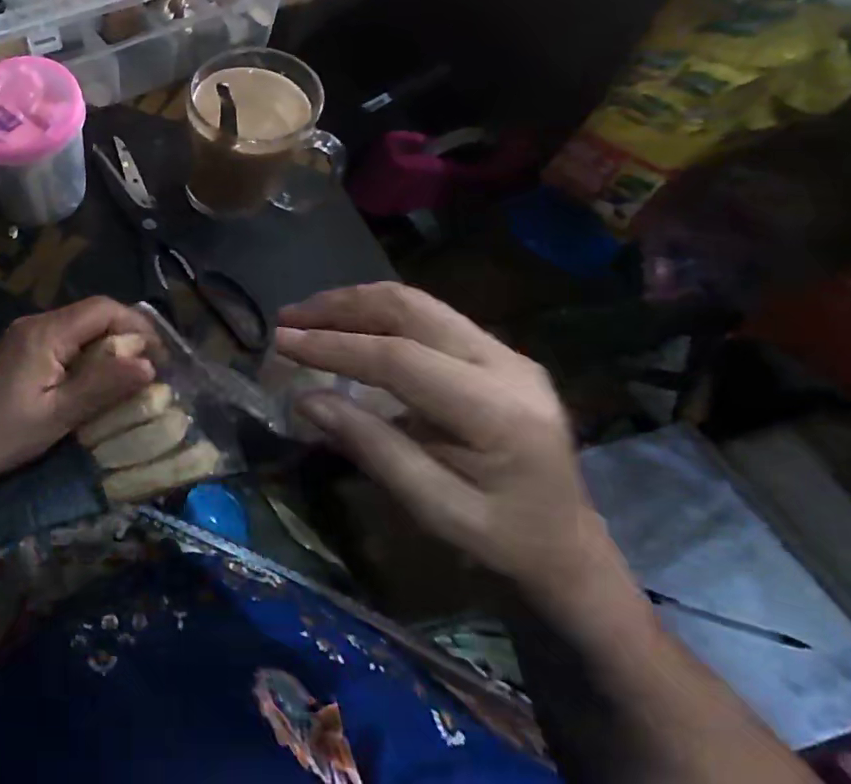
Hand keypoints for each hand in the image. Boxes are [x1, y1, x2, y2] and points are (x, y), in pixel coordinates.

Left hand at [0, 297, 155, 497]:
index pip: (103, 308)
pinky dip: (86, 356)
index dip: (137, 326)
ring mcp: (23, 336)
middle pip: (92, 314)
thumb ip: (103, 385)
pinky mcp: (18, 352)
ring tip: (129, 378)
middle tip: (150, 371)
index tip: (161, 358)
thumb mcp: (58, 414)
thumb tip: (148, 364)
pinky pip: (63, 342)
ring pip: (78, 328)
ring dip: (107, 347)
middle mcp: (35, 323)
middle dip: (126, 336)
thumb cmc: (3, 434)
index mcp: (45, 332)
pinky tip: (94, 382)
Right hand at [275, 283, 613, 605]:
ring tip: (306, 315)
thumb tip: (307, 400)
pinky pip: (429, 318)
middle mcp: (508, 366)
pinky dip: (378, 315)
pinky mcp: (497, 354)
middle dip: (342, 307)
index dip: (335, 346)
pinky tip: (346, 326)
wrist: (568, 546)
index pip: (400, 358)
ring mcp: (506, 354)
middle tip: (288, 317)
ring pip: (420, 304)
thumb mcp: (434, 510)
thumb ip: (373, 449)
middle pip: (413, 310)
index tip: (282, 341)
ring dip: (356, 303)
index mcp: (499, 411)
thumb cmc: (502, 541)